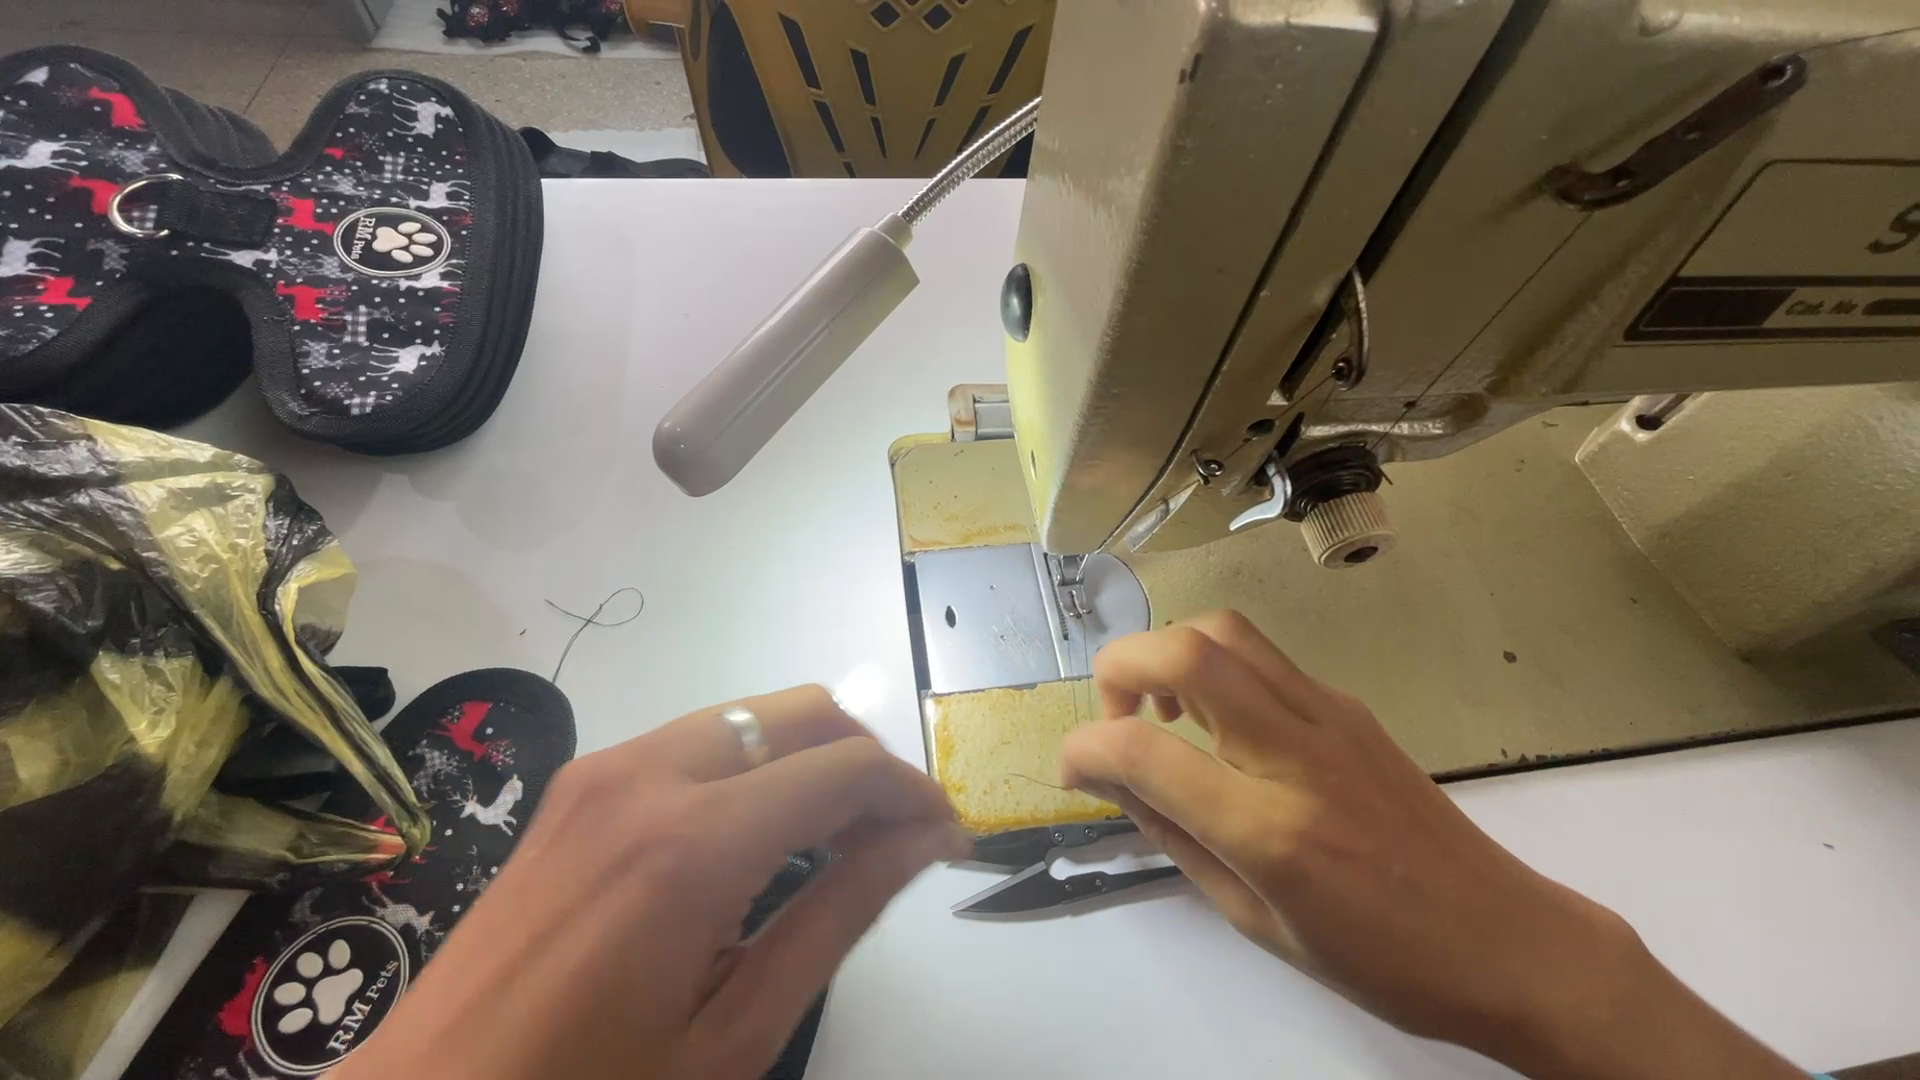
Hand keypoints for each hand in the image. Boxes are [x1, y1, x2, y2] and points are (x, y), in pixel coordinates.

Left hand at [334, 685, 967, 1079]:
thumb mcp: (737, 1026)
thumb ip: (842, 911)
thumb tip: (924, 840)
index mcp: (693, 843)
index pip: (844, 768)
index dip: (913, 793)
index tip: (948, 837)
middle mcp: (650, 773)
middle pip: (802, 711)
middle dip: (868, 759)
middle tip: (897, 833)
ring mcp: (607, 767)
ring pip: (753, 716)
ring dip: (813, 757)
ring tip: (838, 837)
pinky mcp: (582, 779)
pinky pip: (700, 741)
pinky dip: (757, 766)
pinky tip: (762, 834)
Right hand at [1060, 611, 1803, 1079]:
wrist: (1508, 942)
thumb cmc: (1376, 958)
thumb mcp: (1252, 919)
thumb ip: (1172, 836)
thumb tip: (1112, 777)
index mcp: (1269, 830)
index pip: (1142, 751)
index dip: (1084, 749)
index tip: (1073, 770)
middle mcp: (1296, 752)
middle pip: (1184, 652)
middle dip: (1118, 668)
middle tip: (1113, 717)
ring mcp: (1328, 715)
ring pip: (1223, 631)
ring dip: (1166, 653)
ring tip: (1161, 710)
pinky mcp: (1347, 704)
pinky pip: (1260, 657)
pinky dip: (1211, 668)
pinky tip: (1215, 723)